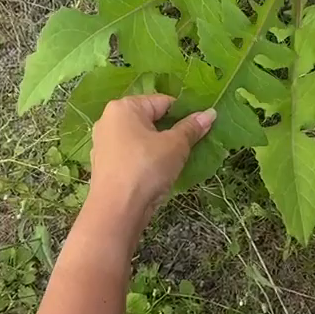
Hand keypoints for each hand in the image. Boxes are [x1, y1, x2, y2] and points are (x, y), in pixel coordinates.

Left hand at [84, 94, 214, 231]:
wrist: (116, 211)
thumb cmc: (146, 168)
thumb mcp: (175, 146)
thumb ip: (192, 127)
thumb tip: (210, 113)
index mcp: (124, 107)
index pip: (163, 102)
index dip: (184, 113)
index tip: (201, 127)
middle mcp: (109, 120)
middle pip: (150, 119)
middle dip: (172, 130)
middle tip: (192, 144)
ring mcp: (104, 143)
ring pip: (141, 138)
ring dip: (160, 146)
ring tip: (179, 159)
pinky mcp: (105, 164)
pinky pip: (132, 154)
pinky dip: (146, 158)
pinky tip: (159, 171)